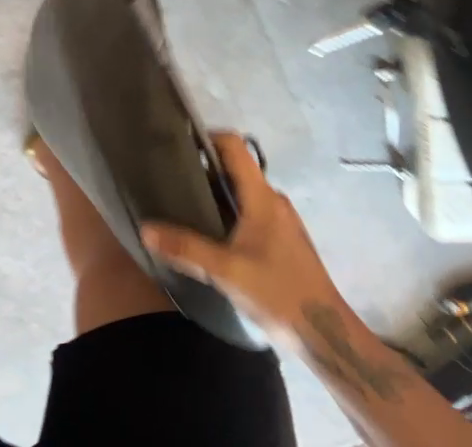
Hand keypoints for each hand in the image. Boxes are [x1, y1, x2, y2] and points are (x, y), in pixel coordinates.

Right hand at [140, 132, 344, 341]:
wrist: (326, 334)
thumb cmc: (278, 293)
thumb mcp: (225, 271)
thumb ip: (185, 248)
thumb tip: (145, 229)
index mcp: (263, 198)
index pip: (235, 147)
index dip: (207, 137)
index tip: (176, 144)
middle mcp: (274, 202)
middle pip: (235, 169)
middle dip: (203, 169)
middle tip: (169, 179)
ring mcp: (281, 222)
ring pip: (242, 193)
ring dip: (214, 194)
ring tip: (182, 207)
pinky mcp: (282, 242)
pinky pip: (250, 213)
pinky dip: (227, 214)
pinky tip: (209, 236)